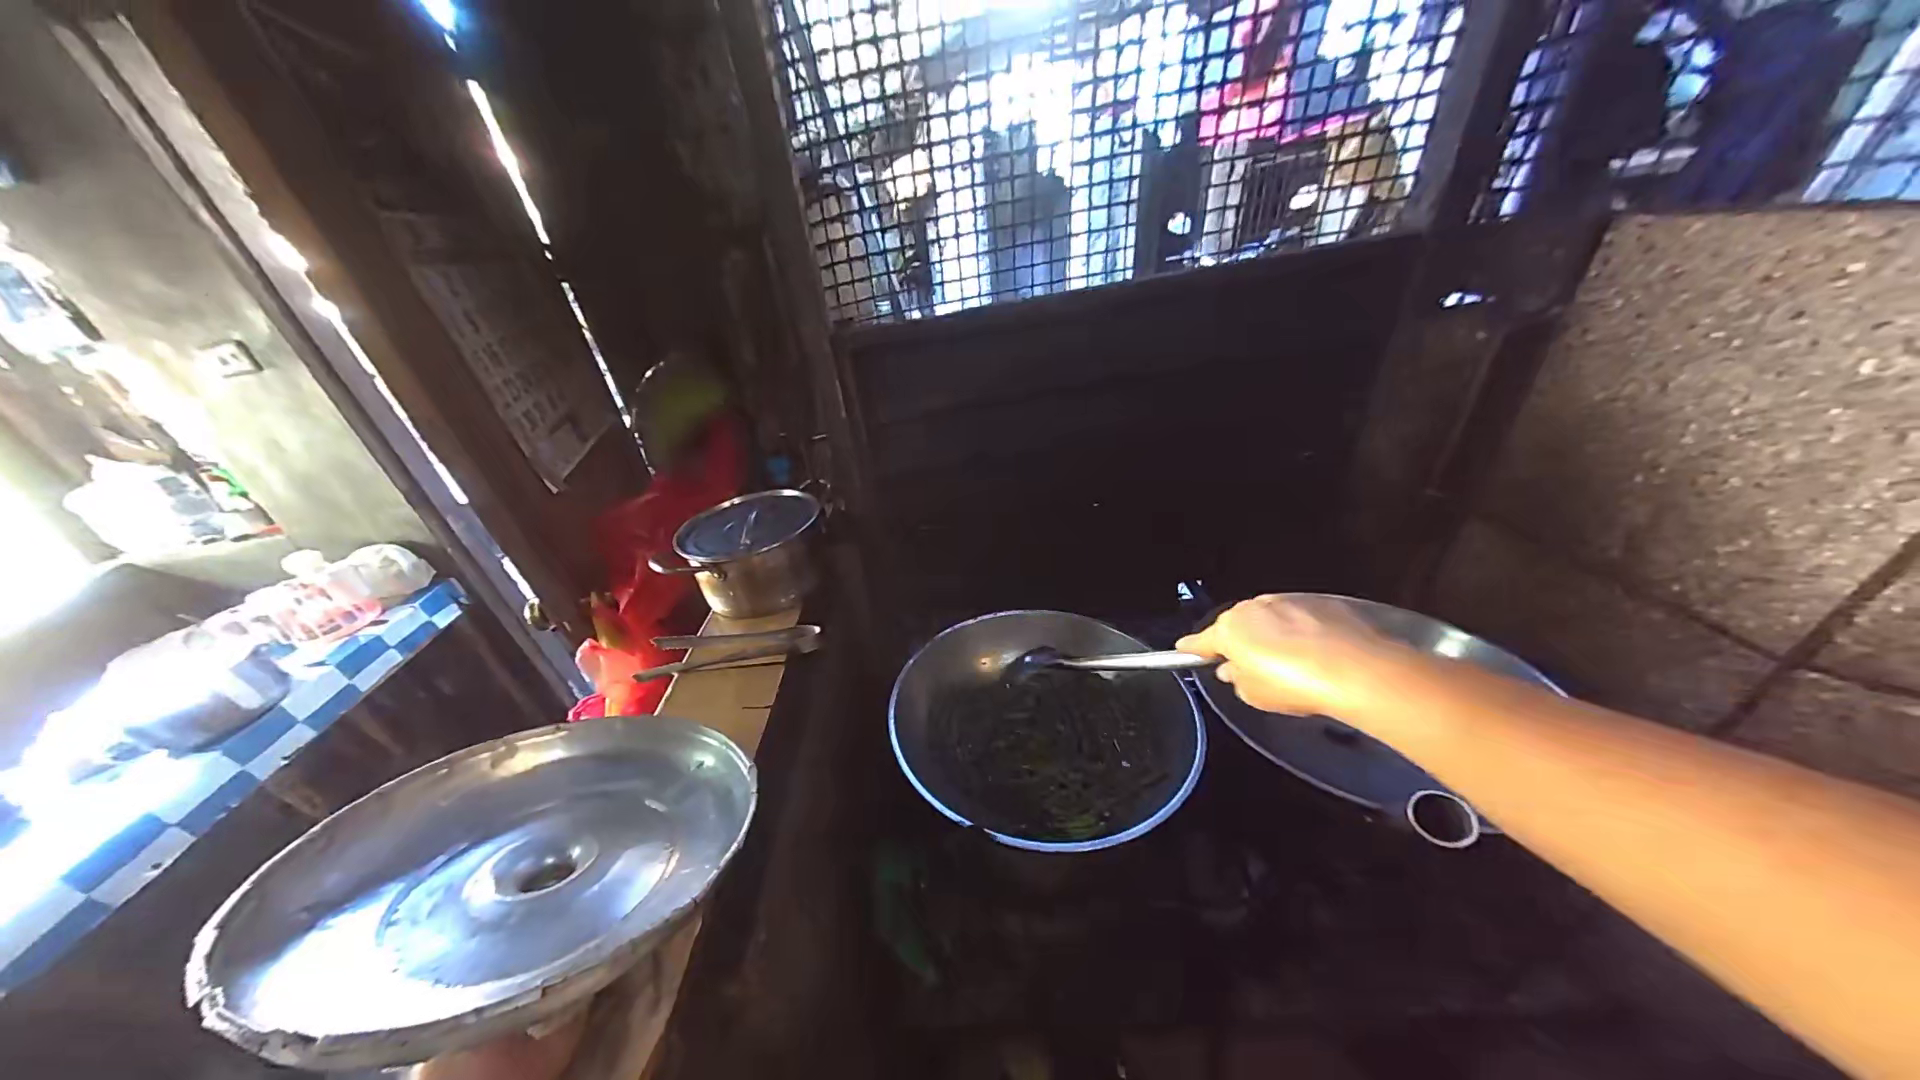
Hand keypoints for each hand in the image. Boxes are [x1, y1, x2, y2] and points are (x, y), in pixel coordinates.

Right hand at [1176, 594, 1395, 716]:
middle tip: (1252, 670)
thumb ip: (1237, 679)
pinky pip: (1303, 617)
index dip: (1191, 649)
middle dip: (1242, 644)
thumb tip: (1235, 670)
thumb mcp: (1255, 694)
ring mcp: (1290, 600)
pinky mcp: (1324, 601)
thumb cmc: (1296, 685)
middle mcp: (1255, 607)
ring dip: (1275, 636)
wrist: (1359, 670)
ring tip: (1293, 666)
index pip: (1200, 640)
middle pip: (1239, 626)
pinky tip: (1318, 655)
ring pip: (1271, 618)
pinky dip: (1304, 632)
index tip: (1183, 651)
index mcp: (1229, 628)